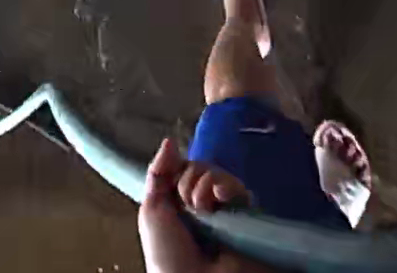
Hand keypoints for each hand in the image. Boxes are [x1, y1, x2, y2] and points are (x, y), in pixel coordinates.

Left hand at [139, 138, 267, 272]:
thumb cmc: (167, 254)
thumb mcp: (151, 211)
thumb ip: (157, 173)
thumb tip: (170, 141)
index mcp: (182, 204)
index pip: (184, 167)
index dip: (178, 168)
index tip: (172, 181)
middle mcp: (205, 204)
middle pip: (200, 167)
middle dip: (189, 179)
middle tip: (188, 204)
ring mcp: (225, 210)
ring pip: (217, 173)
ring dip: (204, 185)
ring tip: (202, 209)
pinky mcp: (245, 215)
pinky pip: (237, 187)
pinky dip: (226, 187)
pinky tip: (219, 197)